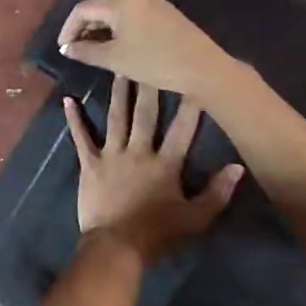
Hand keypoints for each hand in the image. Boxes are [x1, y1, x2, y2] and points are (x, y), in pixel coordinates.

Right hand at [57, 0, 240, 98]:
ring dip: (102, 29)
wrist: (203, 68)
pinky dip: (119, 28)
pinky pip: (133, 15)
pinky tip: (117, 46)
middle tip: (76, 50)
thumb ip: (86, 51)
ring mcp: (153, 1)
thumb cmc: (154, 62)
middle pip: (100, 7)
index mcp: (121, 0)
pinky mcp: (165, 11)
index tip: (63, 48)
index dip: (68, 28)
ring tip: (93, 50)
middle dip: (85, 28)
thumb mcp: (115, 59)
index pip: (83, 9)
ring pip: (117, 11)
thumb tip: (67, 48)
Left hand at [65, 75, 242, 261]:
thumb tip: (237, 167)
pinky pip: (81, 138)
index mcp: (165, 163)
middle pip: (145, 113)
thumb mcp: (195, 219)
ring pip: (116, 117)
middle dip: (149, 85)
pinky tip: (68, 100)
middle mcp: (139, 151)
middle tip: (148, 58)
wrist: (116, 247)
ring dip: (118, 92)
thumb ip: (217, 192)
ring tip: (118, 68)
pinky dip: (74, 119)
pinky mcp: (89, 164)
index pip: (183, 128)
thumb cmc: (158, 235)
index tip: (194, 80)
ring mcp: (111, 155)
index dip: (190, 104)